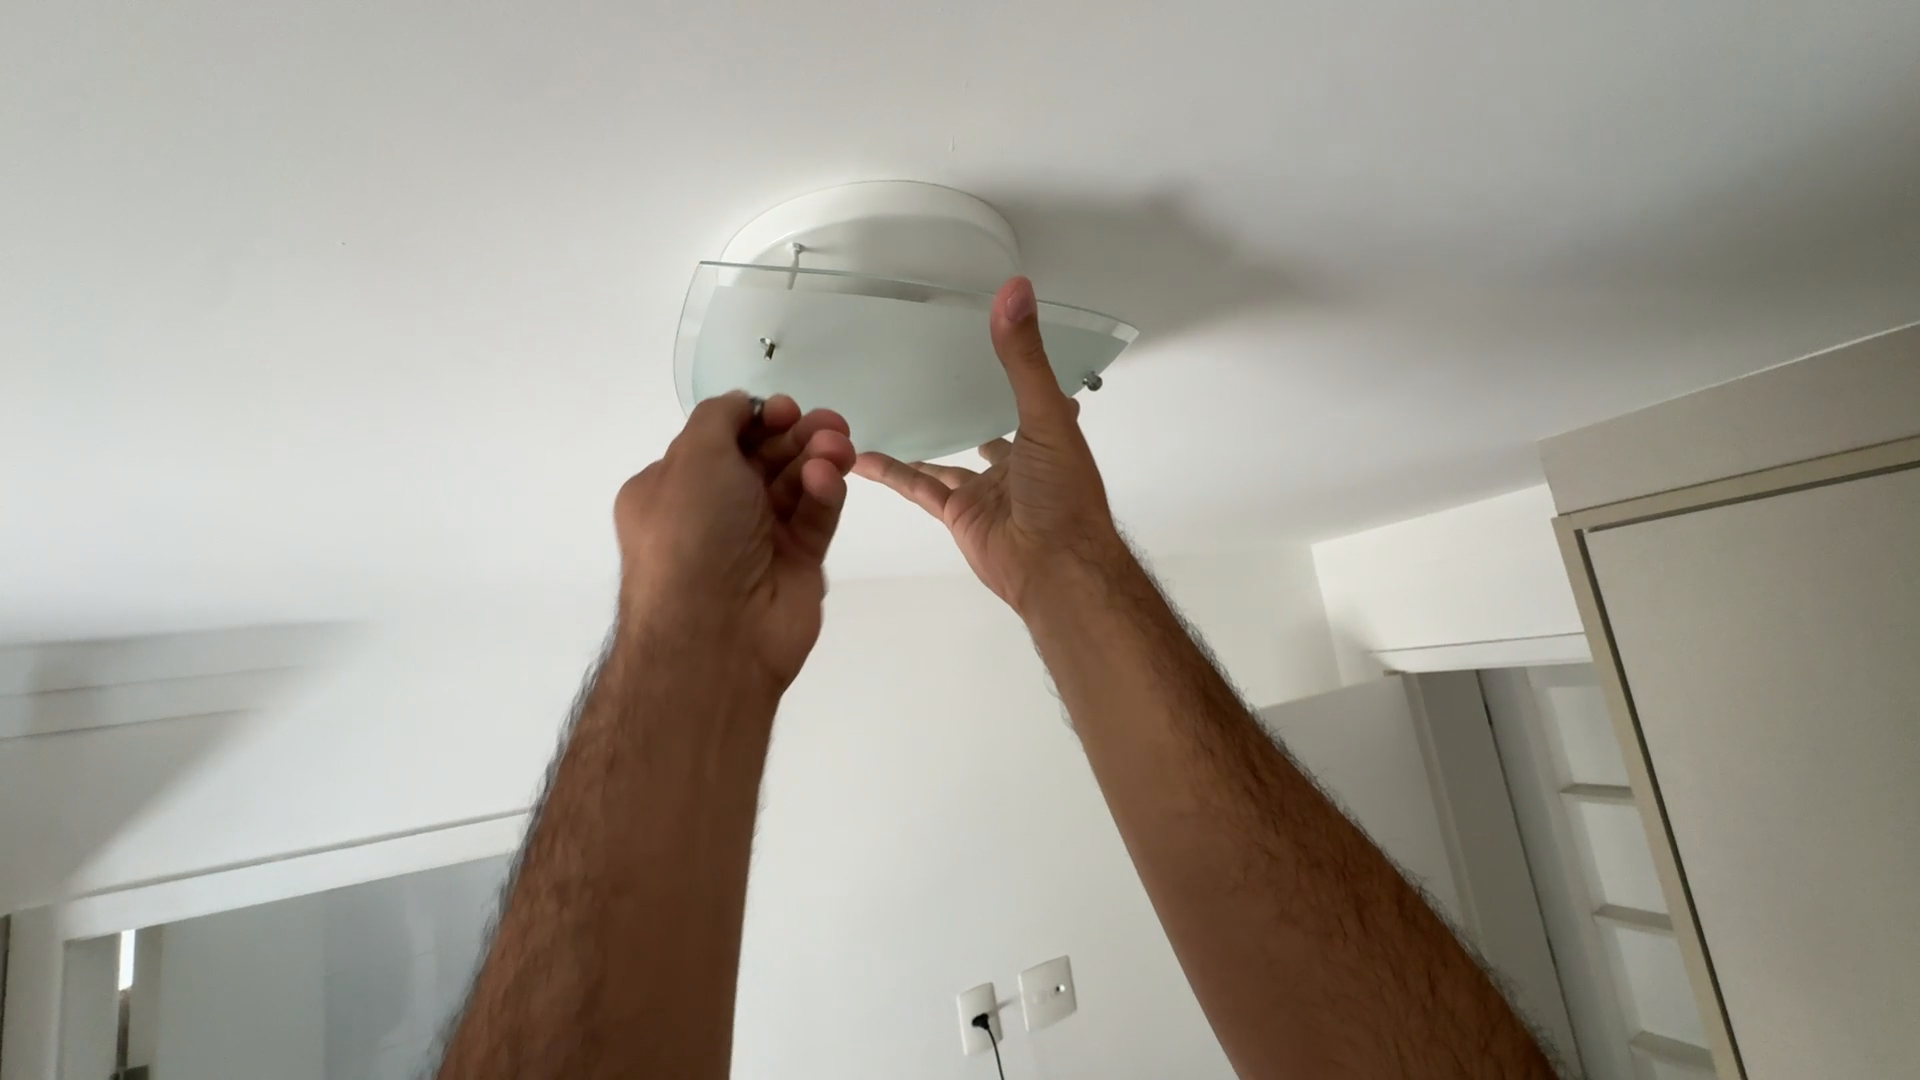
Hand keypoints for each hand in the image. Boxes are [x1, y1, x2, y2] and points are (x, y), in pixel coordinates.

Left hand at [614, 392, 855, 687]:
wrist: (715, 633)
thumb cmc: (692, 534)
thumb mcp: (692, 458)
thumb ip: (721, 418)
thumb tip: (744, 404)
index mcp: (679, 487)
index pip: (725, 440)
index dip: (758, 419)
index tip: (783, 411)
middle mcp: (718, 510)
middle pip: (767, 458)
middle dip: (798, 434)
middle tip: (827, 424)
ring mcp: (760, 537)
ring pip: (798, 484)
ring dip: (818, 458)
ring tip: (838, 446)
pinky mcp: (799, 560)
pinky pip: (816, 516)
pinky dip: (824, 494)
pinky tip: (827, 481)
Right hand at [854, 277, 1124, 611]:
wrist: (1052, 566)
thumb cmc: (1059, 491)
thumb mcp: (1044, 415)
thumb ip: (1024, 357)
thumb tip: (1015, 287)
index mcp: (1046, 433)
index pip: (1036, 394)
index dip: (1022, 370)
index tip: (996, 342)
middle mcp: (1017, 461)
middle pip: (987, 427)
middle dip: (968, 408)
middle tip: (931, 376)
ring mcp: (986, 490)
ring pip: (947, 461)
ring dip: (923, 442)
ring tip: (891, 411)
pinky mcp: (958, 514)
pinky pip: (920, 488)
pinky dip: (893, 474)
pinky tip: (863, 457)